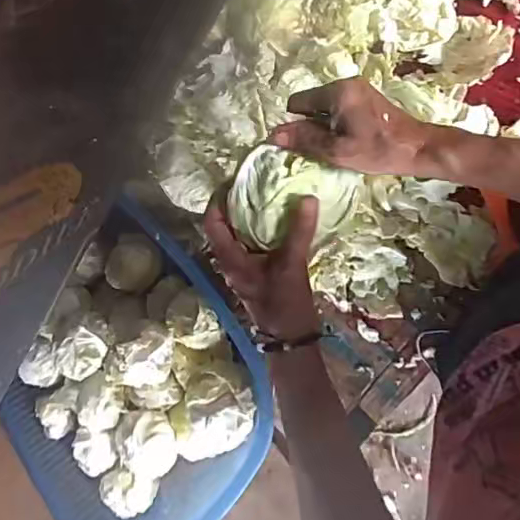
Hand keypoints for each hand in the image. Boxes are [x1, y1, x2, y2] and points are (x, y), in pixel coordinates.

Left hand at [202, 191, 321, 342]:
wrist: (291, 337)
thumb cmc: (284, 303)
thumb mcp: (292, 265)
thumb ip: (298, 231)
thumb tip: (307, 198)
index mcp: (230, 259)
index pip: (212, 223)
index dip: (218, 201)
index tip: (233, 182)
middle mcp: (229, 262)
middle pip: (222, 226)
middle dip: (233, 205)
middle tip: (250, 185)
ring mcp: (240, 269)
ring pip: (235, 236)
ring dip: (245, 217)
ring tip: (262, 198)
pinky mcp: (253, 273)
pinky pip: (248, 244)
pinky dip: (256, 230)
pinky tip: (274, 222)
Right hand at [270, 77, 433, 175]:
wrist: (420, 148)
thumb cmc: (378, 150)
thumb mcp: (337, 150)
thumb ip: (304, 140)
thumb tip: (273, 135)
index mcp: (337, 92)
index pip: (296, 102)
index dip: (297, 124)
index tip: (310, 143)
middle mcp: (346, 82)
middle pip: (310, 103)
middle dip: (312, 124)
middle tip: (328, 146)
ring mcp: (358, 87)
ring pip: (325, 106)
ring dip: (326, 125)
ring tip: (341, 143)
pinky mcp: (367, 96)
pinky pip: (339, 106)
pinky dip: (339, 122)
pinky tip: (352, 137)